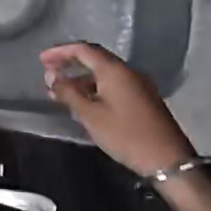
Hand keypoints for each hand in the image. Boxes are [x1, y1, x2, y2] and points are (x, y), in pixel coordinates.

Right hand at [42, 42, 196, 176]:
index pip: (83, 49)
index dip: (60, 51)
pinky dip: (94, 88)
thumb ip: (68, 92)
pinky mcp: (143, 99)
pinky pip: (113, 85)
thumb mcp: (90, 115)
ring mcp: (138, 85)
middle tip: (49, 72)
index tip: (42, 59)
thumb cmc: (126, 135)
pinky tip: (83, 102)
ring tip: (61, 91)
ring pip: (104, 74)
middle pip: (94, 58)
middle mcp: (128, 71)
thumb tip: (52, 77)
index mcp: (114, 70)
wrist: (169, 161)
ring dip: (81, 78)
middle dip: (70, 63)